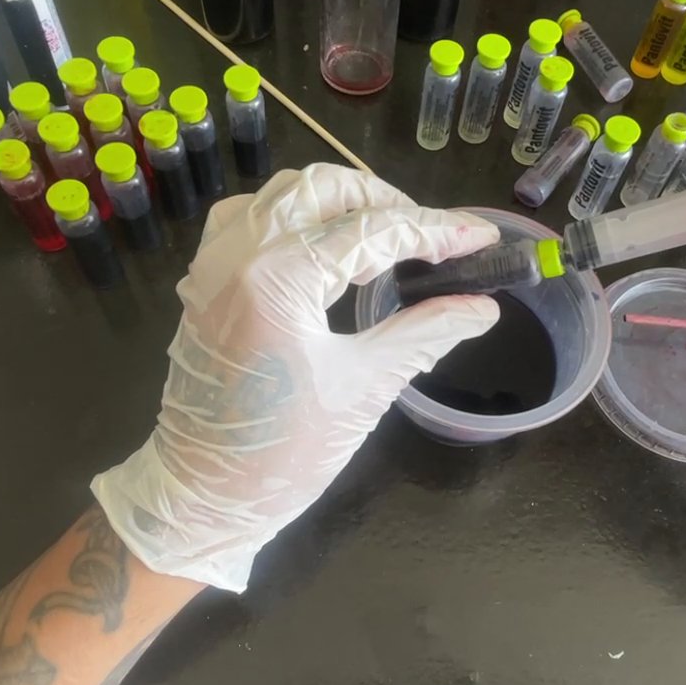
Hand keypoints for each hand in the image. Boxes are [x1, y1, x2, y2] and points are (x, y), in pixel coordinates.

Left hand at [92, 165, 501, 589]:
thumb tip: (483, 306)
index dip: (438, 231)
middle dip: (387, 202)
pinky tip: (321, 247)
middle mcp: (238, 251)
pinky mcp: (205, 280)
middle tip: (433, 237)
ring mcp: (212, 262)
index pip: (374, 231)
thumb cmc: (283, 454)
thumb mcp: (364, 389)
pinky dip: (294, 219)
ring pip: (284, 194)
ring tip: (386, 237)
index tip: (483, 237)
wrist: (202, 495)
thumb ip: (426, 333)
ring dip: (341, 203)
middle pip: (325, 189)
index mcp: (276, 276)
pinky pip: (250, 218)